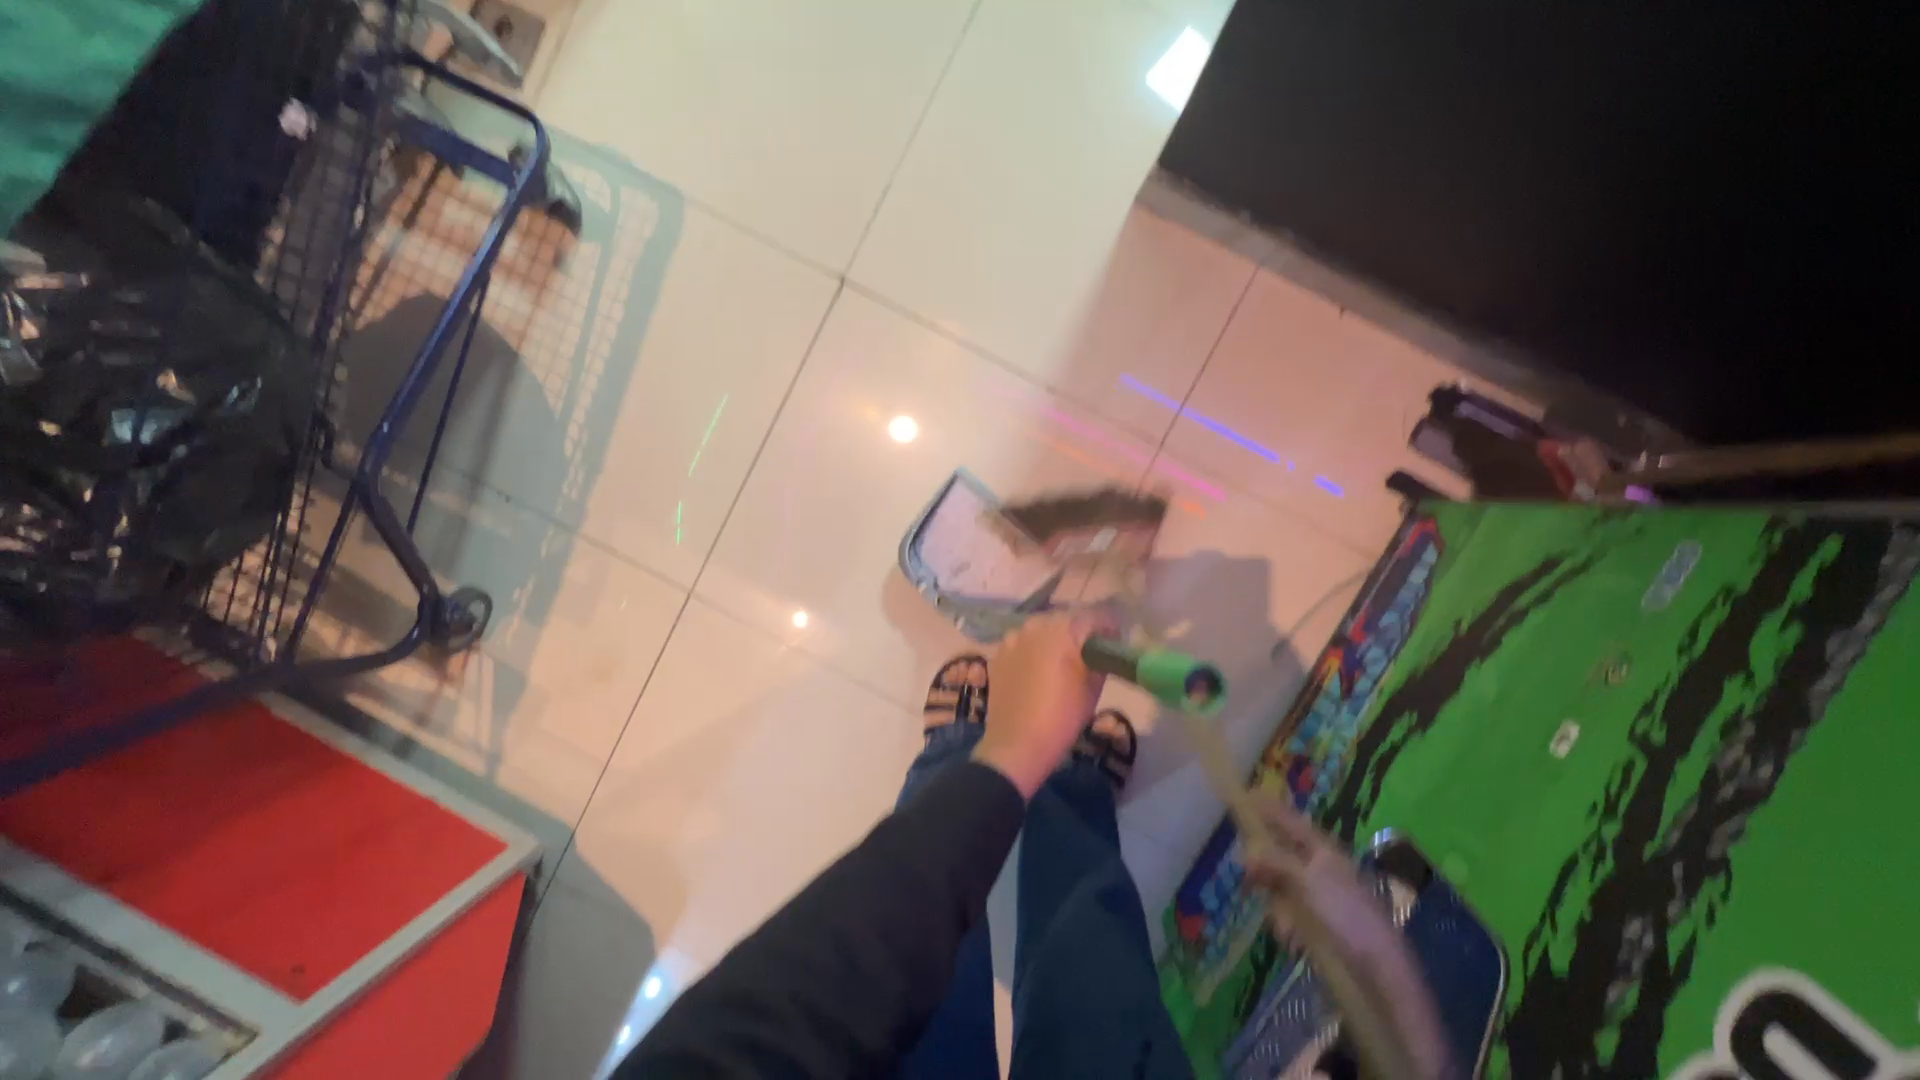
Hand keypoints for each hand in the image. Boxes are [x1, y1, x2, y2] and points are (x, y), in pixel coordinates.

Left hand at [971, 613, 1107, 797]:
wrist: (1016, 744)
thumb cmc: (1061, 718)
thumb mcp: (1092, 690)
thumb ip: (1100, 661)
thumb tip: (1102, 651)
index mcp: (1064, 631)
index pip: (1094, 616)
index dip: (1108, 626)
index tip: (1115, 639)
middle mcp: (1036, 626)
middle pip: (1065, 619)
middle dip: (1079, 631)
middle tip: (1089, 650)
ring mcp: (1013, 638)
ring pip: (1041, 628)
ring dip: (1054, 638)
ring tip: (1062, 659)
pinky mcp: (998, 653)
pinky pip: (1022, 642)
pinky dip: (1032, 649)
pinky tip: (1036, 669)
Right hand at [1242, 795, 1378, 944]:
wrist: (1379, 965)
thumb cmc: (1346, 913)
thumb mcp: (1308, 880)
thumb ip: (1276, 861)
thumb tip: (1248, 851)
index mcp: (1323, 851)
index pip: (1291, 822)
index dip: (1271, 810)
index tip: (1248, 796)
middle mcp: (1320, 869)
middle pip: (1280, 856)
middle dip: (1264, 871)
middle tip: (1250, 880)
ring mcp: (1318, 897)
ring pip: (1280, 889)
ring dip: (1278, 908)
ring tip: (1288, 928)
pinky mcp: (1317, 923)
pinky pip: (1289, 915)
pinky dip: (1287, 926)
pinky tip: (1294, 940)